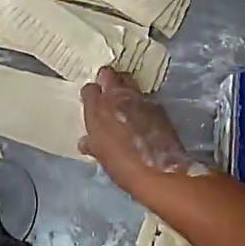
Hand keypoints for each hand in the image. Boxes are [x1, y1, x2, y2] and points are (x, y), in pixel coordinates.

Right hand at [80, 67, 194, 192]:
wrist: (157, 171)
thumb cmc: (121, 166)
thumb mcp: (101, 155)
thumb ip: (93, 143)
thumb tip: (86, 141)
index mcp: (98, 109)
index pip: (89, 88)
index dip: (91, 94)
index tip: (93, 101)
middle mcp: (117, 97)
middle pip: (109, 74)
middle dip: (107, 79)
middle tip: (108, 91)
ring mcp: (139, 98)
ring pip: (129, 80)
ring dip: (125, 86)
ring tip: (125, 99)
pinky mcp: (157, 104)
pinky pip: (145, 96)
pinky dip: (141, 101)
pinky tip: (143, 114)